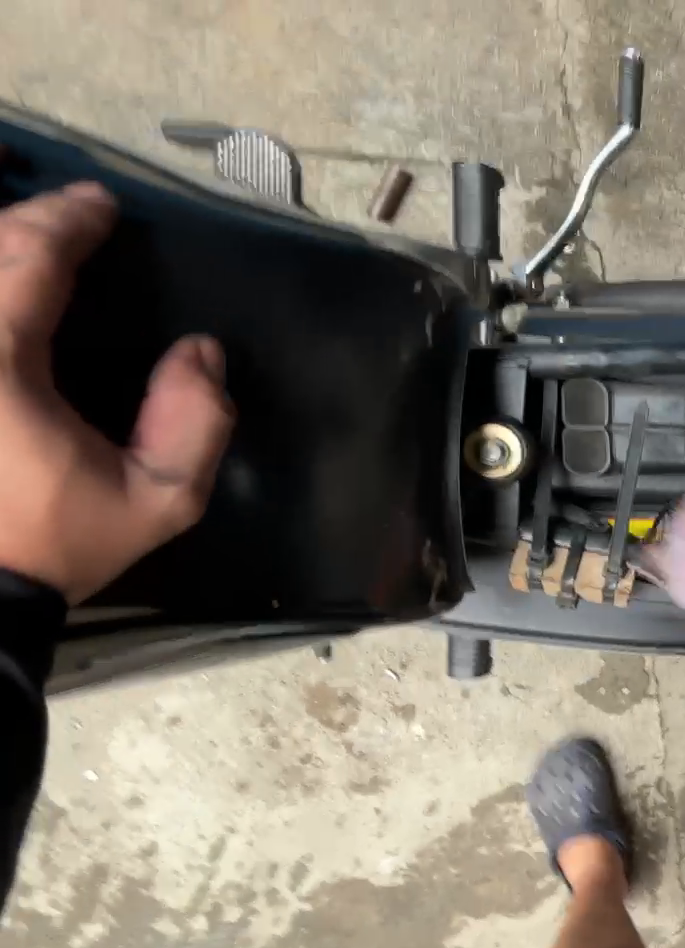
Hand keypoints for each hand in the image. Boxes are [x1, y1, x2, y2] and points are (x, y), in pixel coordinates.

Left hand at [0, 181, 233, 602]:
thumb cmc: (60, 541)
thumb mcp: (163, 494)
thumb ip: (195, 420)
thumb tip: (200, 350)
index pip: (24, 264)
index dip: (64, 224)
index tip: (99, 204)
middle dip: (12, 223)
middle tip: (55, 209)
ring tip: (19, 242)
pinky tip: (6, 289)